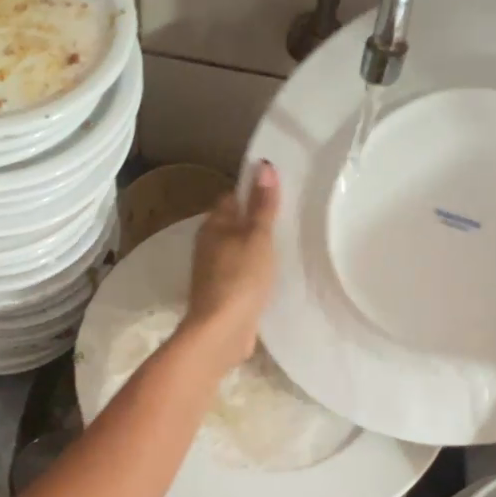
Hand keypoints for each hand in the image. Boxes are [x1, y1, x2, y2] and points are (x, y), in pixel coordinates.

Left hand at [182, 161, 279, 366]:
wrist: (221, 331)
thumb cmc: (240, 277)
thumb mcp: (257, 236)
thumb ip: (262, 205)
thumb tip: (262, 165)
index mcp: (213, 226)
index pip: (231, 198)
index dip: (252, 192)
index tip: (278, 192)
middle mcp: (208, 246)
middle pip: (233, 225)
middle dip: (255, 221)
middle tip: (287, 219)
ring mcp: (213, 273)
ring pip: (237, 251)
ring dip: (255, 249)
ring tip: (284, 246)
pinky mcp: (223, 296)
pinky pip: (241, 275)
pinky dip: (254, 272)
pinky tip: (271, 276)